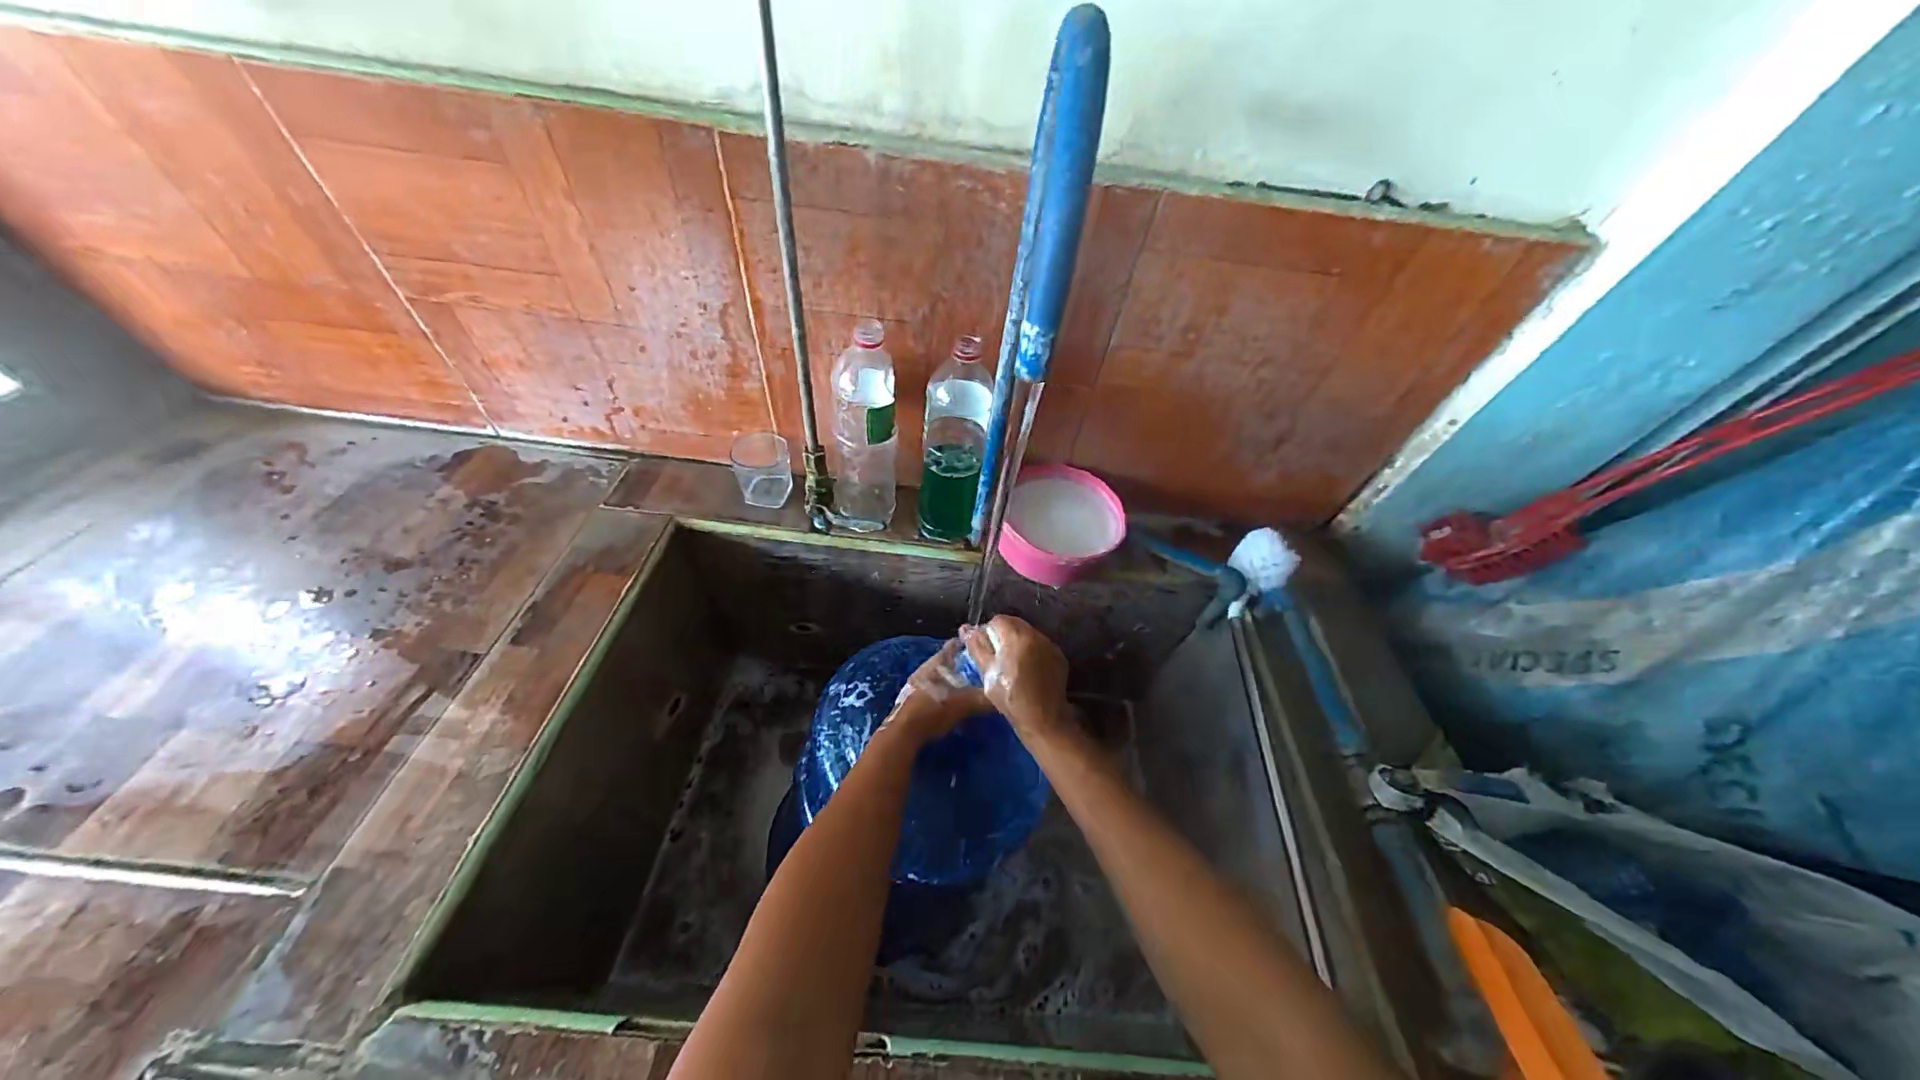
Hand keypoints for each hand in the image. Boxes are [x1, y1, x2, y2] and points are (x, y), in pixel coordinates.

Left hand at [884, 638, 992, 746]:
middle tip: (983, 671)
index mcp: (935, 663)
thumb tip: (1003, 697)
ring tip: (973, 689)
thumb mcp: (963, 704)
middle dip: (964, 666)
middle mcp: (924, 670)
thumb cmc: (933, 711)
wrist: (904, 734)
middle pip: (948, 662)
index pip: (953, 646)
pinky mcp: (914, 702)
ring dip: (955, 683)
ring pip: (941, 678)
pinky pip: (936, 692)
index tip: (985, 647)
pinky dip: (947, 695)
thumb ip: (983, 698)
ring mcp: (917, 686)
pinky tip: (956, 705)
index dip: (968, 645)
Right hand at [959, 616, 1070, 742]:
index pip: (998, 620)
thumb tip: (966, 629)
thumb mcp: (987, 673)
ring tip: (1013, 664)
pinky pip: (1041, 645)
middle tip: (998, 656)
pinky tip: (1029, 670)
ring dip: (1019, 642)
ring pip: (1029, 634)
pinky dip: (1033, 651)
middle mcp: (1036, 635)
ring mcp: (1050, 645)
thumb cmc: (1010, 697)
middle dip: (1004, 634)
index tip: (987, 648)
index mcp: (1017, 636)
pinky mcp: (1059, 657)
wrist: (1043, 718)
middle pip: (1015, 624)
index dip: (988, 632)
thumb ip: (977, 647)